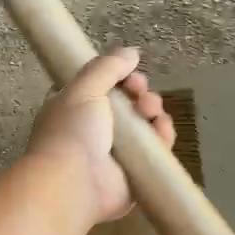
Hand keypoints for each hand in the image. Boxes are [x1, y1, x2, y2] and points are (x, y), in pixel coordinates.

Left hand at [24, 47, 175, 222]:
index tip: (129, 76)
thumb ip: (106, 68)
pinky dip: (162, 137)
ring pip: (144, 125)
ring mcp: (114, 152)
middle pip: (127, 104)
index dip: (119, 78)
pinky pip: (156, 150)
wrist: (73, 183)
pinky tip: (162, 130)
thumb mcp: (83, 89)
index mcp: (74, 108)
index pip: (102, 87)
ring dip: (153, 112)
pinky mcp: (135, 172)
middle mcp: (93, 129)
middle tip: (141, 95)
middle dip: (140, 94)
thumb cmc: (72, 131)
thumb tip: (130, 52)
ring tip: (150, 112)